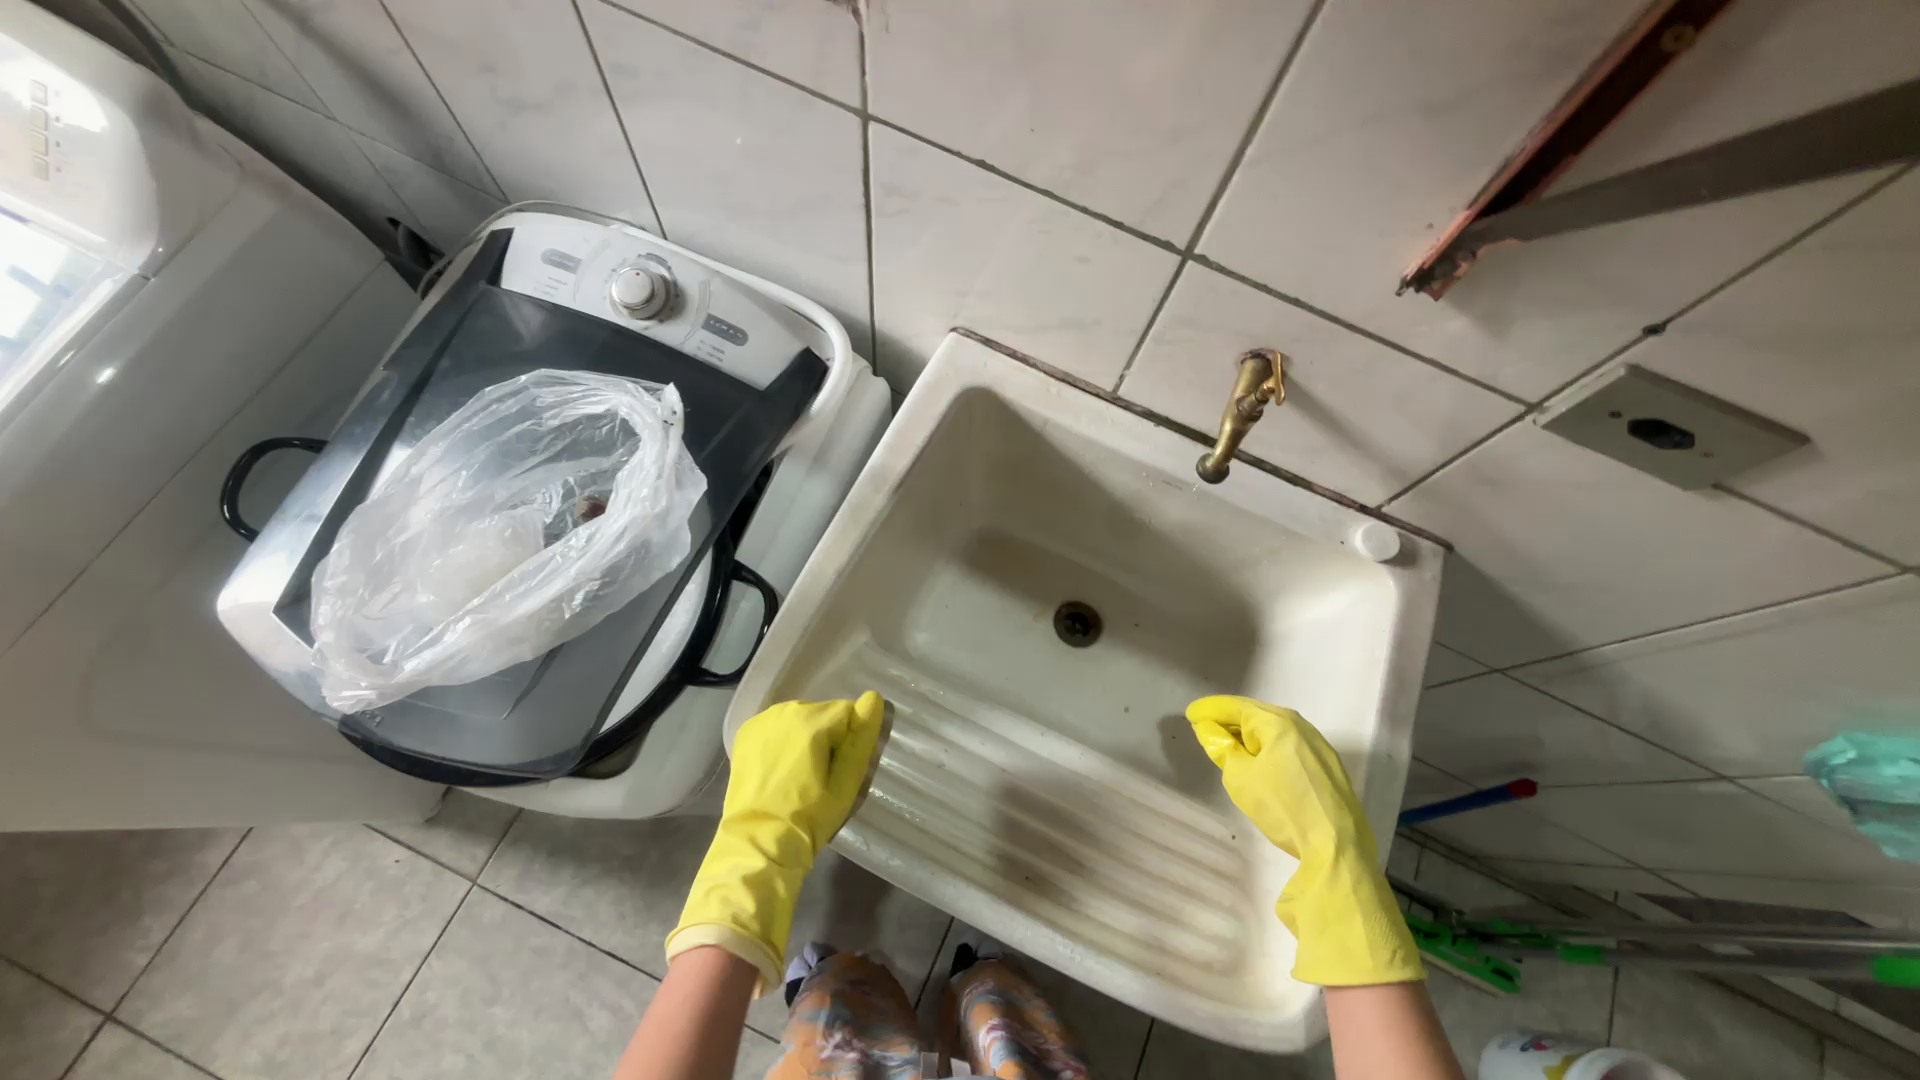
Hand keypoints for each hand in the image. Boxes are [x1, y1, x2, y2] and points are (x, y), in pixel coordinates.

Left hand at [666, 692, 885, 993]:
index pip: (847, 714)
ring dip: (810, 743)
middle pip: (822, 716)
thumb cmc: (806, 824)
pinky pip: (779, 733)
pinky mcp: (746, 743)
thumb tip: (876, 702)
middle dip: (832, 740)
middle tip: (831, 780)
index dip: (854, 741)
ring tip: (811, 782)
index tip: (852, 769)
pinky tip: (790, 778)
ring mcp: (758, 729)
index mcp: (806, 723)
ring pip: (800, 723)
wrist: (754, 856)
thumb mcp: (845, 785)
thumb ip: (862, 740)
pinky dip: (790, 747)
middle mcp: (779, 716)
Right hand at [1187, 695, 1422, 986]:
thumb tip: (1210, 730)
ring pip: (1276, 731)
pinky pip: (1290, 746)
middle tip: (1206, 730)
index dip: (1211, 709)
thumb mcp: (1239, 777)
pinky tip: (1261, 762)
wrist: (1336, 847)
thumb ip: (1222, 748)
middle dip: (1230, 721)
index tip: (1191, 714)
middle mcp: (1302, 726)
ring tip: (1230, 746)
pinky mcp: (1329, 767)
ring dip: (1251, 736)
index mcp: (1279, 722)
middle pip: (1258, 715)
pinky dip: (1269, 747)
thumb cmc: (1282, 806)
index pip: (1236, 707)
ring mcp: (1320, 746)